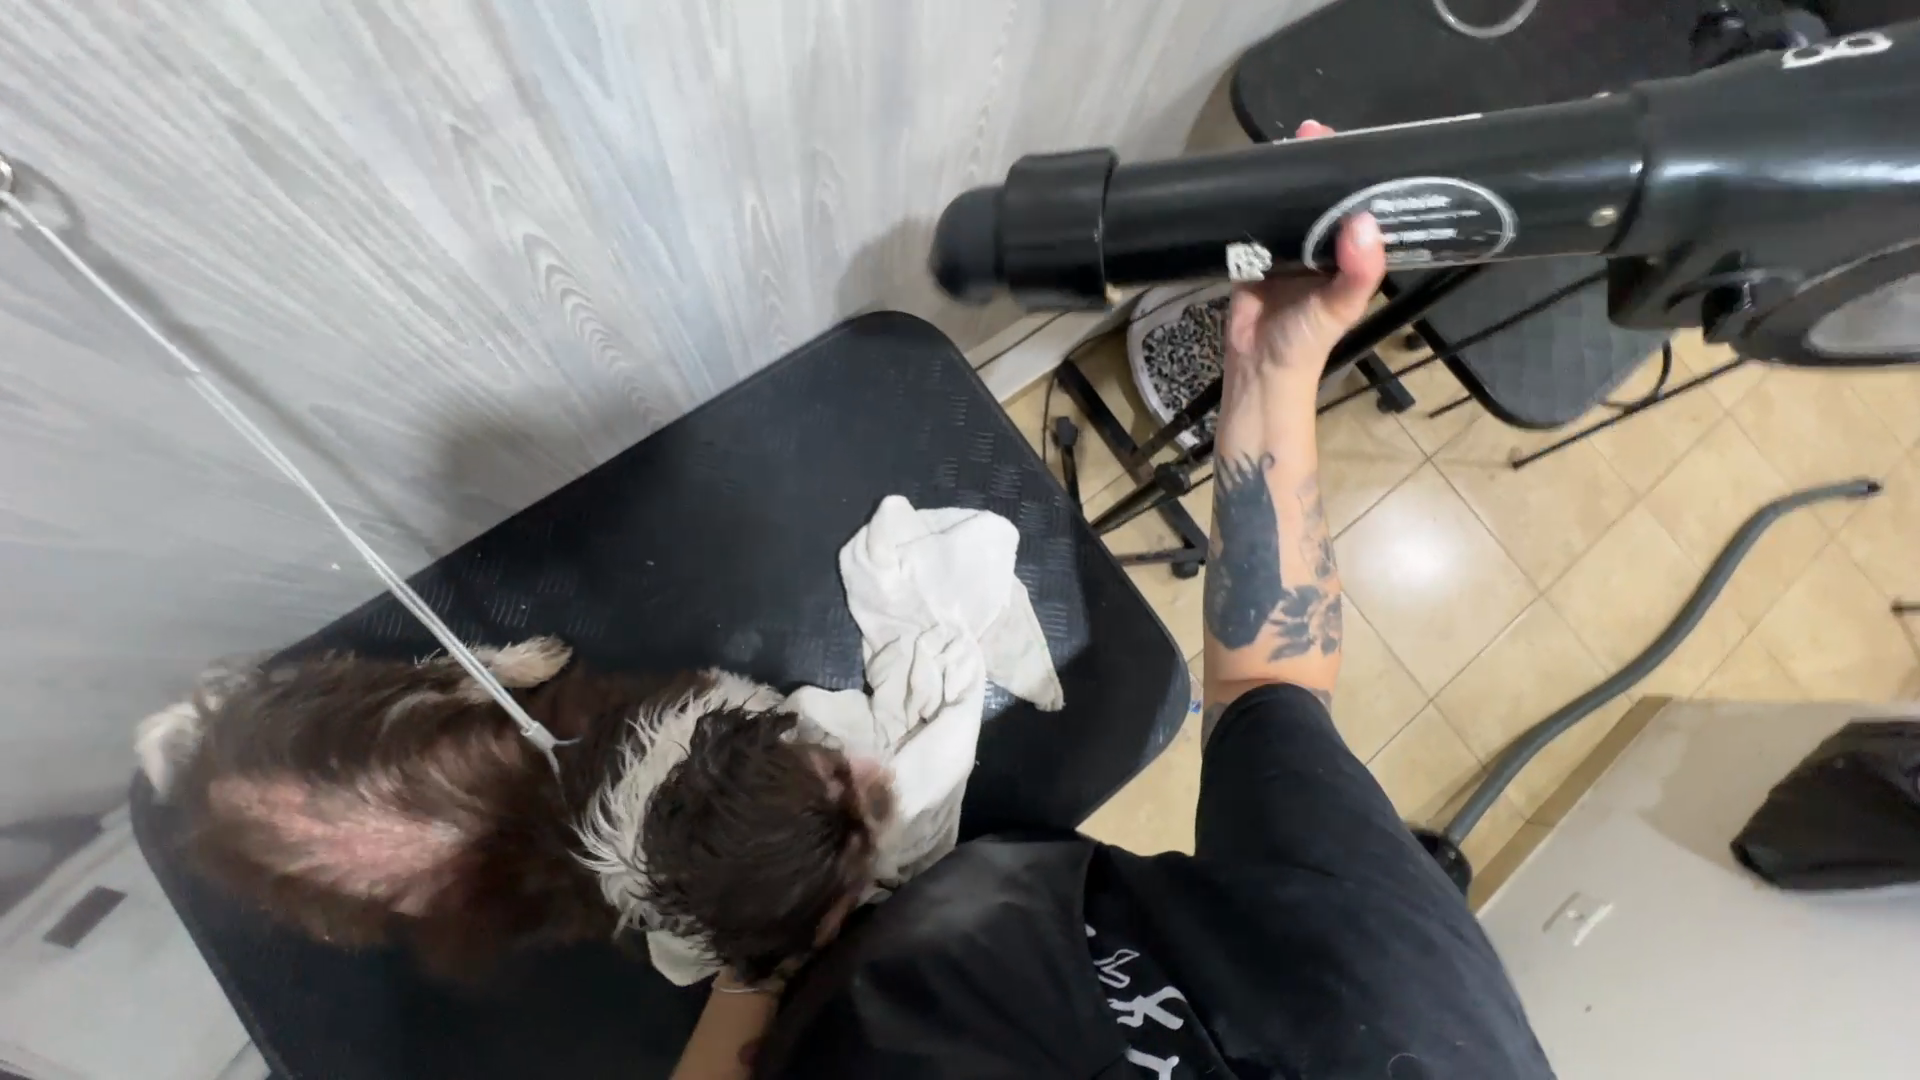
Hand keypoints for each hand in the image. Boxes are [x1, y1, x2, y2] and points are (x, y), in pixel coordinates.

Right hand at [1224, 121, 1387, 379]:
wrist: (1257, 370)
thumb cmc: (1307, 342)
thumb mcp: (1341, 308)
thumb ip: (1359, 271)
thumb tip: (1362, 220)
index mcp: (1349, 253)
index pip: (1357, 203)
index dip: (1356, 171)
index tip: (1348, 142)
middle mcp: (1319, 246)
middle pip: (1319, 197)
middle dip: (1314, 166)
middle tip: (1305, 133)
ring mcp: (1283, 250)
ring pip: (1285, 207)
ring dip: (1280, 181)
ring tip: (1275, 149)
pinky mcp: (1249, 258)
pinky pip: (1250, 225)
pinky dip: (1248, 206)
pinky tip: (1245, 181)